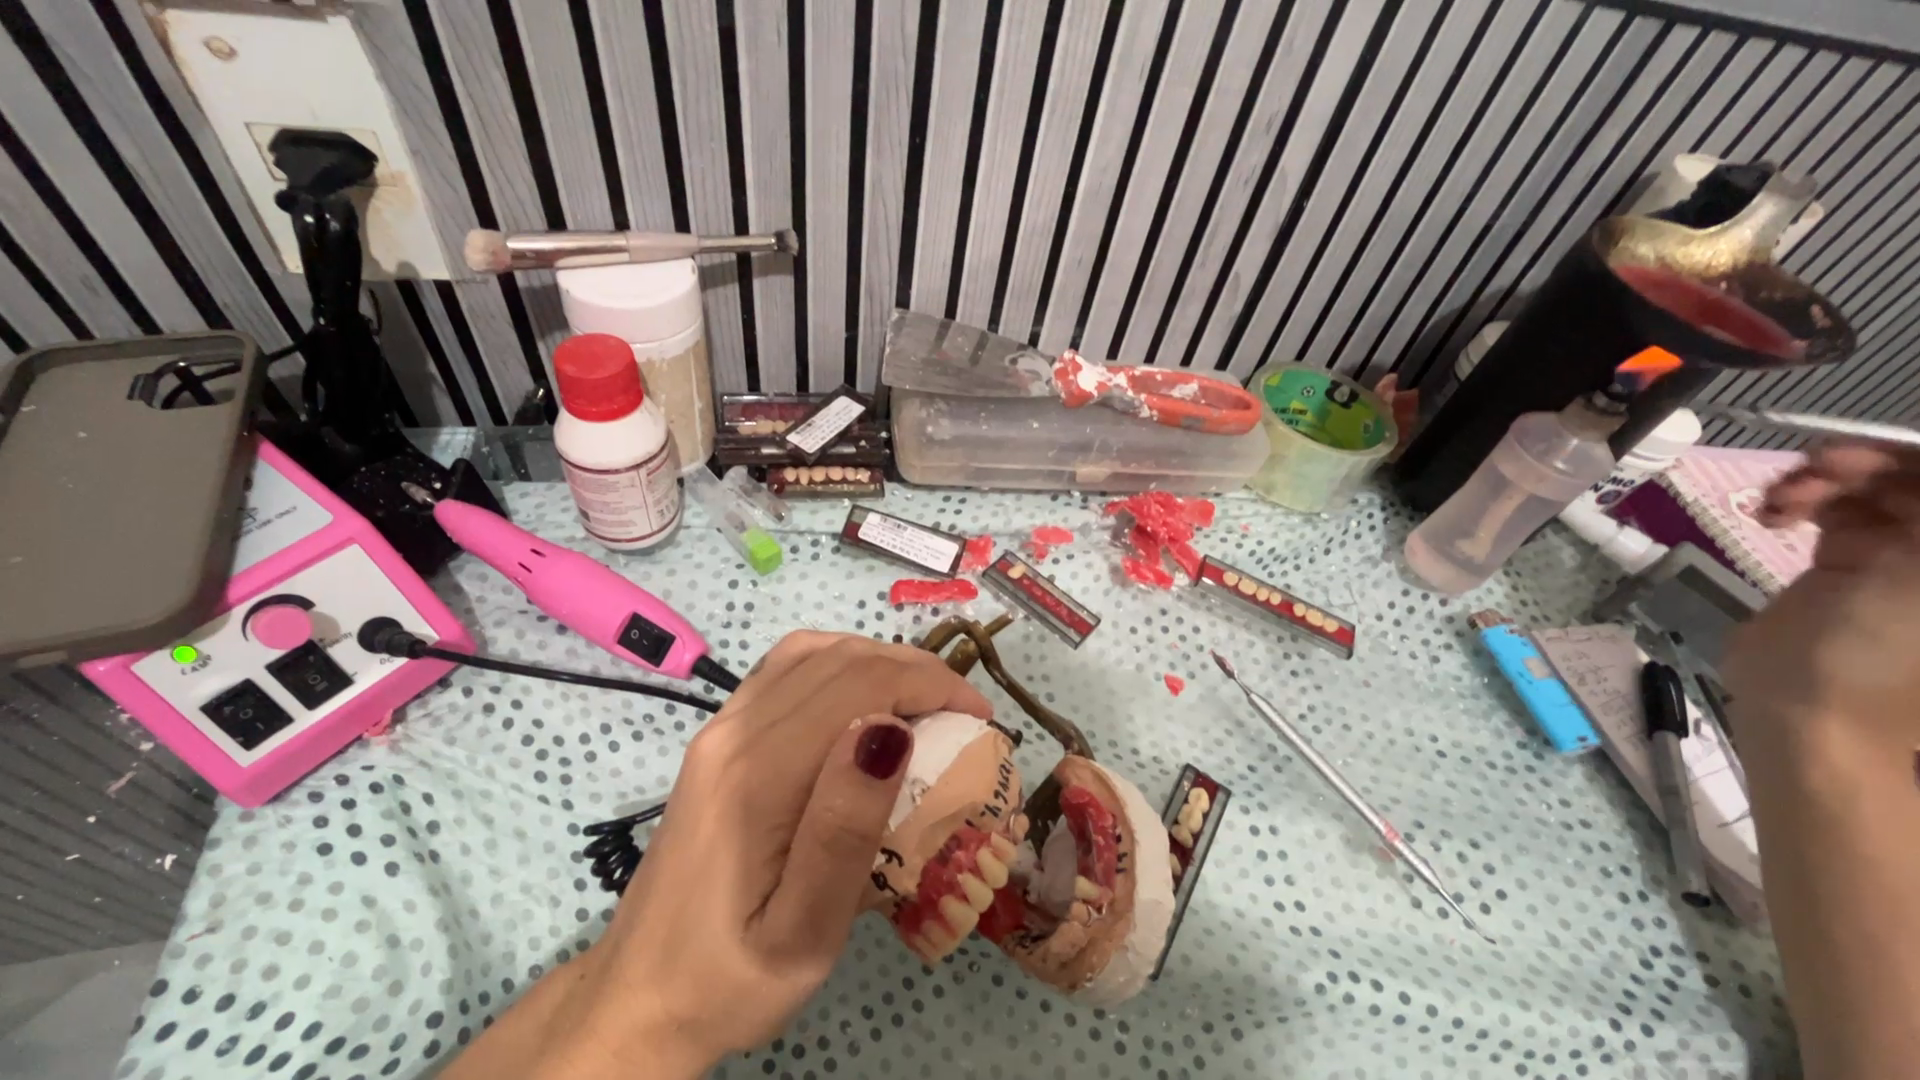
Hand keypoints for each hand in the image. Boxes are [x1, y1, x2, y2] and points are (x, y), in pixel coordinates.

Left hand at [528, 632, 993, 1077]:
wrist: (639, 998)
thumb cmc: (732, 979)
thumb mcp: (802, 933)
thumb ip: (843, 830)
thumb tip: (889, 730)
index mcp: (757, 775)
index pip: (858, 684)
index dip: (929, 683)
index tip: (980, 717)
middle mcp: (733, 734)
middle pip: (837, 658)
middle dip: (914, 669)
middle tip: (965, 712)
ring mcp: (718, 732)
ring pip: (809, 654)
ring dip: (877, 661)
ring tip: (924, 703)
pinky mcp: (717, 743)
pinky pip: (784, 673)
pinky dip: (839, 667)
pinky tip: (864, 706)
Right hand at [1724, 442, 1919, 750]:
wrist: (1808, 707)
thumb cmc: (1880, 651)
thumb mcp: (1916, 575)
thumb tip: (1909, 462)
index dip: (1908, 456)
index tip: (1856, 455)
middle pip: (1915, 475)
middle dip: (1862, 462)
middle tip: (1808, 467)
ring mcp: (1898, 551)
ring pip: (1869, 483)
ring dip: (1820, 478)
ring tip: (1777, 498)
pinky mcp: (1843, 560)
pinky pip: (1828, 506)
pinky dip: (1797, 499)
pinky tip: (1771, 512)